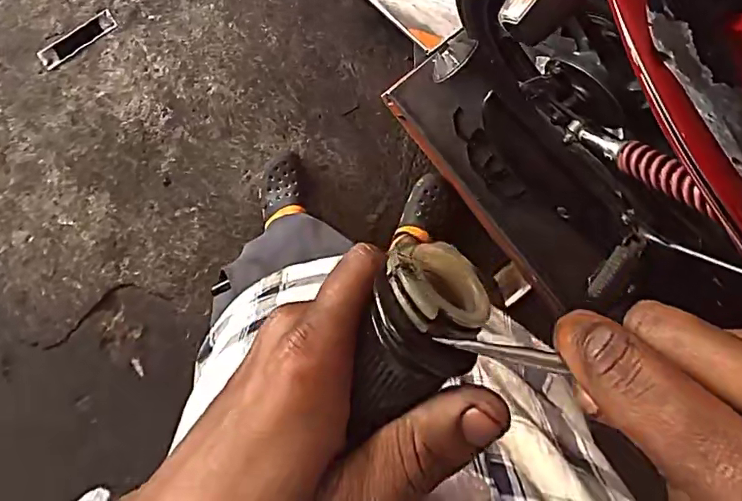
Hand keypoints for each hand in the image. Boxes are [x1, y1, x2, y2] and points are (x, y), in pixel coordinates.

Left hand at [133, 243, 510, 500]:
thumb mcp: (349, 493)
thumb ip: (417, 446)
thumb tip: (481, 410)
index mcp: (310, 350)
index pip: (370, 263)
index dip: (414, 279)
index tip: (445, 316)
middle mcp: (286, 331)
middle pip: (362, 295)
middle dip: (397, 337)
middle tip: (417, 395)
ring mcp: (269, 343)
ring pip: (340, 320)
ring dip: (368, 357)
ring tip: (373, 420)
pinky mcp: (260, 361)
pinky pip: (315, 339)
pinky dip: (340, 367)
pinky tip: (338, 423)